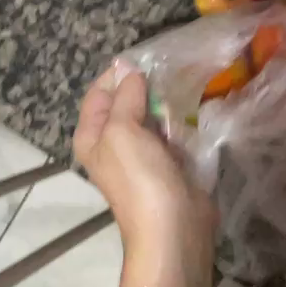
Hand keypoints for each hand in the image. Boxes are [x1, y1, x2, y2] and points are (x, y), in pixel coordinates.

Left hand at [73, 65, 215, 252]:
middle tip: (170, 67)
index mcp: (92, 136)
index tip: (146, 58)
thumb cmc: (140, 178)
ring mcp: (141, 155)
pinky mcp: (168, 165)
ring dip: (165, 103)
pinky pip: (171, 134)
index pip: (98, 93)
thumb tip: (130, 70)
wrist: (173, 228)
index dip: (118, 74)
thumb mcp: (122, 130)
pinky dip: (180, 123)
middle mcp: (112, 144)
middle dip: (145, 86)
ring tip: (184, 83)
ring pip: (151, 117)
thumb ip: (125, 97)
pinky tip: (193, 112)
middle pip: (125, 103)